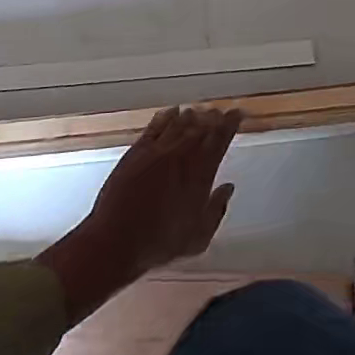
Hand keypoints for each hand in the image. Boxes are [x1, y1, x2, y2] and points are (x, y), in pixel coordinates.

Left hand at [36, 107, 241, 322]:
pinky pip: (155, 126)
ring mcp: (157, 151)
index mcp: (200, 174)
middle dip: (214, 117)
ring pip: (180, 123)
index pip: (220, 140)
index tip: (237, 114)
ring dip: (193, 115)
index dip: (230, 124)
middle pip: (202, 127)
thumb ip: (217, 209)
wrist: (117, 240)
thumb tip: (228, 188)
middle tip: (221, 112)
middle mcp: (181, 157)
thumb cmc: (160, 243)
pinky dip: (166, 116)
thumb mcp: (199, 236)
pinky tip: (172, 111)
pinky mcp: (136, 152)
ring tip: (201, 111)